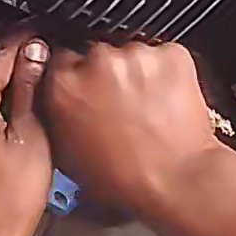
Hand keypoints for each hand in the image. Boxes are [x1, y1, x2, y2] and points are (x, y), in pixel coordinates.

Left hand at [0, 32, 52, 235]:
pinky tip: (26, 100)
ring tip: (42, 68)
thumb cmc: (10, 196)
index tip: (41, 29)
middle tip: (47, 46)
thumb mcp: (31, 136)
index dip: (22, 41)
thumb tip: (34, 55)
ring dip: (11, 78)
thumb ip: (31, 91)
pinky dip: (3, 99)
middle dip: (17, 57)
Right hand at [42, 42, 235, 235]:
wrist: (177, 181)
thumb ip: (58, 114)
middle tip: (120, 107)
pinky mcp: (171, 55)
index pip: (60, 60)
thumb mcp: (68, 154)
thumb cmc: (125, 179)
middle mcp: (97, 61)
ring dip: (136, 75)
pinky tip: (165, 103)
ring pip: (131, 56)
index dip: (75, 78)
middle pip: (96, 56)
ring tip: (147, 110)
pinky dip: (165, 74)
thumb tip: (59, 99)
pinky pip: (164, 58)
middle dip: (106, 77)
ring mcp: (136, 55)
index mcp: (64, 85)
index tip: (87, 91)